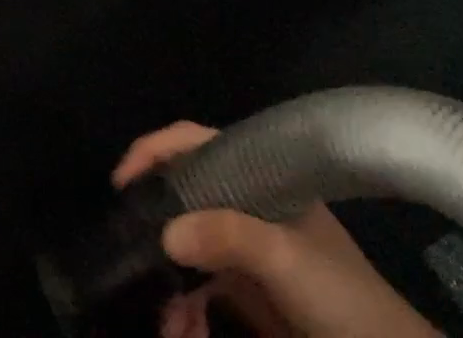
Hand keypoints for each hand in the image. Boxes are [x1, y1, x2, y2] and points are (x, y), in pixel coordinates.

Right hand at [113, 122, 440, 337]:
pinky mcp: (242, 291)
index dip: (157, 149)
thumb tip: (164, 231)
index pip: (200, 143)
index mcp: (262, 178)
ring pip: (184, 250)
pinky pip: (194, 291)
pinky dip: (183, 312)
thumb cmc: (340, 297)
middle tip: (126, 256)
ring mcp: (244, 249)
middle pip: (184, 196)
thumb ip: (230, 236)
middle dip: (154, 227)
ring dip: (167, 285)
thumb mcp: (286, 259)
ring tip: (171, 324)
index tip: (122, 180)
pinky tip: (183, 331)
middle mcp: (248, 205)